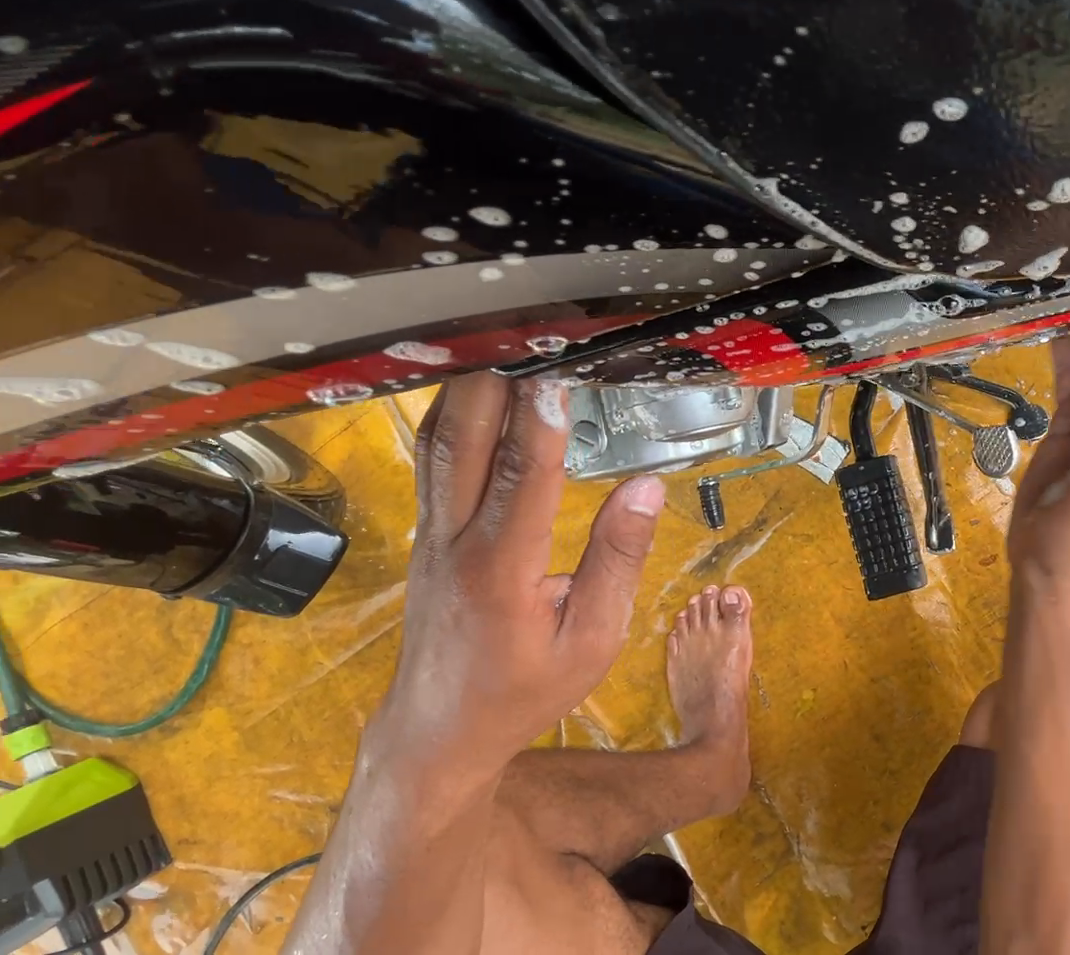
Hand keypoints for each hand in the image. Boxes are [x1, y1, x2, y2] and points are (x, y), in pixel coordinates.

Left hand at [378, 373, 664, 772]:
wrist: (438, 732)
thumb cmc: (526, 690)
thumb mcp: (595, 639)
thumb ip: (619, 559)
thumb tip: (645, 487)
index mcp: (503, 569)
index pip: (524, 478)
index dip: (542, 424)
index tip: (557, 374)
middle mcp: (456, 541)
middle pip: (463, 442)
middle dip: (494, 385)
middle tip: (530, 337)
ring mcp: (430, 535)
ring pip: (437, 444)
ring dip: (467, 390)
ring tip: (499, 345)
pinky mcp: (424, 536)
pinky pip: (432, 461)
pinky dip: (451, 416)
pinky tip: (470, 391)